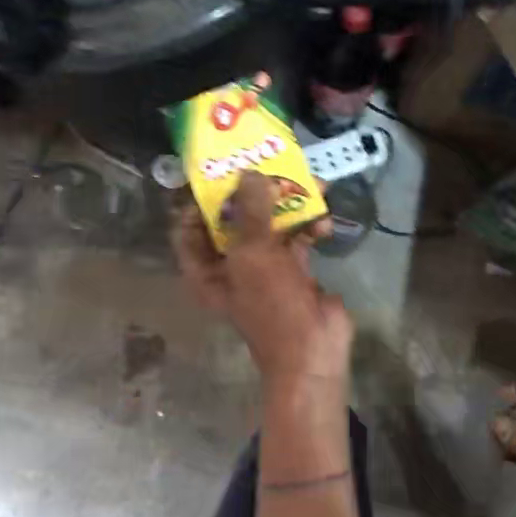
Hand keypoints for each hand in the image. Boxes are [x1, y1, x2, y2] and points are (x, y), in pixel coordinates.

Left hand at [173, 172, 351, 394]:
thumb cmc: (271, 306)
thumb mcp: (254, 255)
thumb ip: (250, 211)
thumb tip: (250, 174)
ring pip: (270, 224)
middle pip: (235, 218)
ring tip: (312, 184)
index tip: (221, 171)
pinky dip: (310, 226)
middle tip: (272, 165)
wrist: (313, 350)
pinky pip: (298, 237)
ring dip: (290, 205)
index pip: (190, 225)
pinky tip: (324, 222)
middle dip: (255, 192)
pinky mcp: (294, 269)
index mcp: (206, 267)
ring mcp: (263, 266)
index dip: (201, 198)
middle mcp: (230, 264)